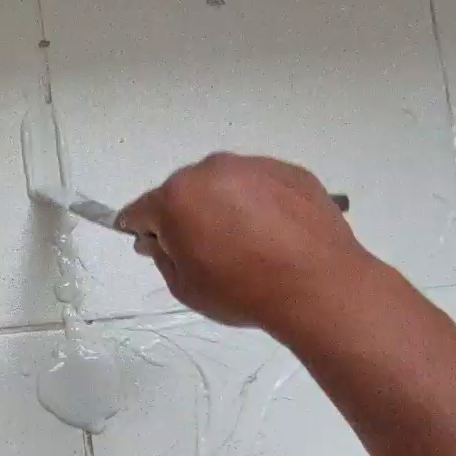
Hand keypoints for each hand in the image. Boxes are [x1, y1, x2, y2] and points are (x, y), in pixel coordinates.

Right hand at [115, 153, 376, 336]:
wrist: (316, 285)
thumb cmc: (240, 290)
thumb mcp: (184, 287)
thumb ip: (162, 257)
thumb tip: (158, 240)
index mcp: (176, 198)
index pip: (140, 210)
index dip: (138, 229)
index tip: (147, 245)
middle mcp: (210, 170)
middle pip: (182, 192)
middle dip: (183, 216)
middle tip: (202, 251)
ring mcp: (252, 166)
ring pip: (221, 184)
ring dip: (221, 206)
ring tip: (243, 243)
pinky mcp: (288, 170)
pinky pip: (258, 185)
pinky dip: (256, 203)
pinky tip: (271, 234)